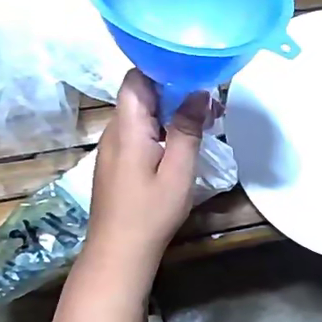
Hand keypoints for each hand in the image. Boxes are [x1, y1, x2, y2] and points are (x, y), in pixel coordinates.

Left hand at [85, 71, 207, 269]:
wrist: (118, 253)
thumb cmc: (150, 213)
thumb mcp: (178, 171)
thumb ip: (188, 130)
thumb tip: (200, 92)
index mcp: (127, 128)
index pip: (136, 78)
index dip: (163, 68)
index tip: (195, 72)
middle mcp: (114, 130)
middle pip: (140, 93)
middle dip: (174, 89)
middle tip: (209, 99)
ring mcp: (113, 147)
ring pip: (141, 113)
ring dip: (169, 110)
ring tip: (203, 119)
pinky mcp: (117, 161)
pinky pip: (138, 131)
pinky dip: (161, 127)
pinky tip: (182, 140)